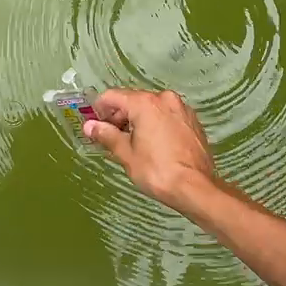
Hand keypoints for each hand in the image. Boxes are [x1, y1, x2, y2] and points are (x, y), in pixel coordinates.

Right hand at [83, 88, 221, 209]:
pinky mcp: (193, 121)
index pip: (112, 96)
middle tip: (112, 139)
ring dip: (138, 120)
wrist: (195, 188)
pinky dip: (156, 124)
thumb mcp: (126, 154)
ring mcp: (181, 109)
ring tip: (132, 144)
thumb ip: (106, 135)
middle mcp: (164, 99)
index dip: (99, 110)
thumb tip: (89, 126)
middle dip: (119, 116)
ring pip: (151, 108)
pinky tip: (154, 145)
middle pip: (132, 100)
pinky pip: (166, 116)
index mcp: (145, 103)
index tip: (96, 127)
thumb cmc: (157, 171)